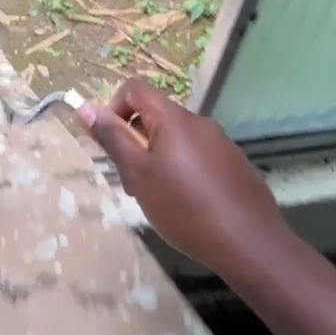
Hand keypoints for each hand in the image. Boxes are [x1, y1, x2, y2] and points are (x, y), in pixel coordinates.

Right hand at [77, 77, 290, 274]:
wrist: (251, 245)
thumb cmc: (184, 207)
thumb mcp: (138, 173)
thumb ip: (112, 138)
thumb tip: (85, 107)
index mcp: (173, 118)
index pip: (135, 89)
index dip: (114, 107)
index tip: (112, 141)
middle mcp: (199, 123)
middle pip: (155, 115)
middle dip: (135, 140)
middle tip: (131, 179)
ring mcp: (222, 144)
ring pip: (176, 138)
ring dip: (157, 157)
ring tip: (157, 196)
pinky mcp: (235, 165)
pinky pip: (198, 155)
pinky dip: (182, 169)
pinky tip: (187, 205)